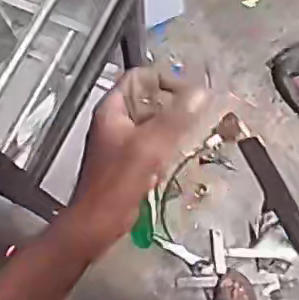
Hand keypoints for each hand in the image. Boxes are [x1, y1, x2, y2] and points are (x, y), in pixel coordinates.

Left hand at [68, 65, 212, 243]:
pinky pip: (154, 144)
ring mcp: (122, 142)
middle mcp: (116, 121)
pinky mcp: (130, 162)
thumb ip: (176, 118)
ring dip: (174, 126)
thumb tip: (200, 94)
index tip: (189, 92)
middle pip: (149, 99)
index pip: (140, 77)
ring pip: (154, 123)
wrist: (97, 222)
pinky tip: (181, 155)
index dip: (165, 79)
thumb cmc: (115, 184)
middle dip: (174, 103)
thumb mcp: (150, 145)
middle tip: (197, 110)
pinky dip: (168, 146)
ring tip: (194, 131)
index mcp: (112, 110)